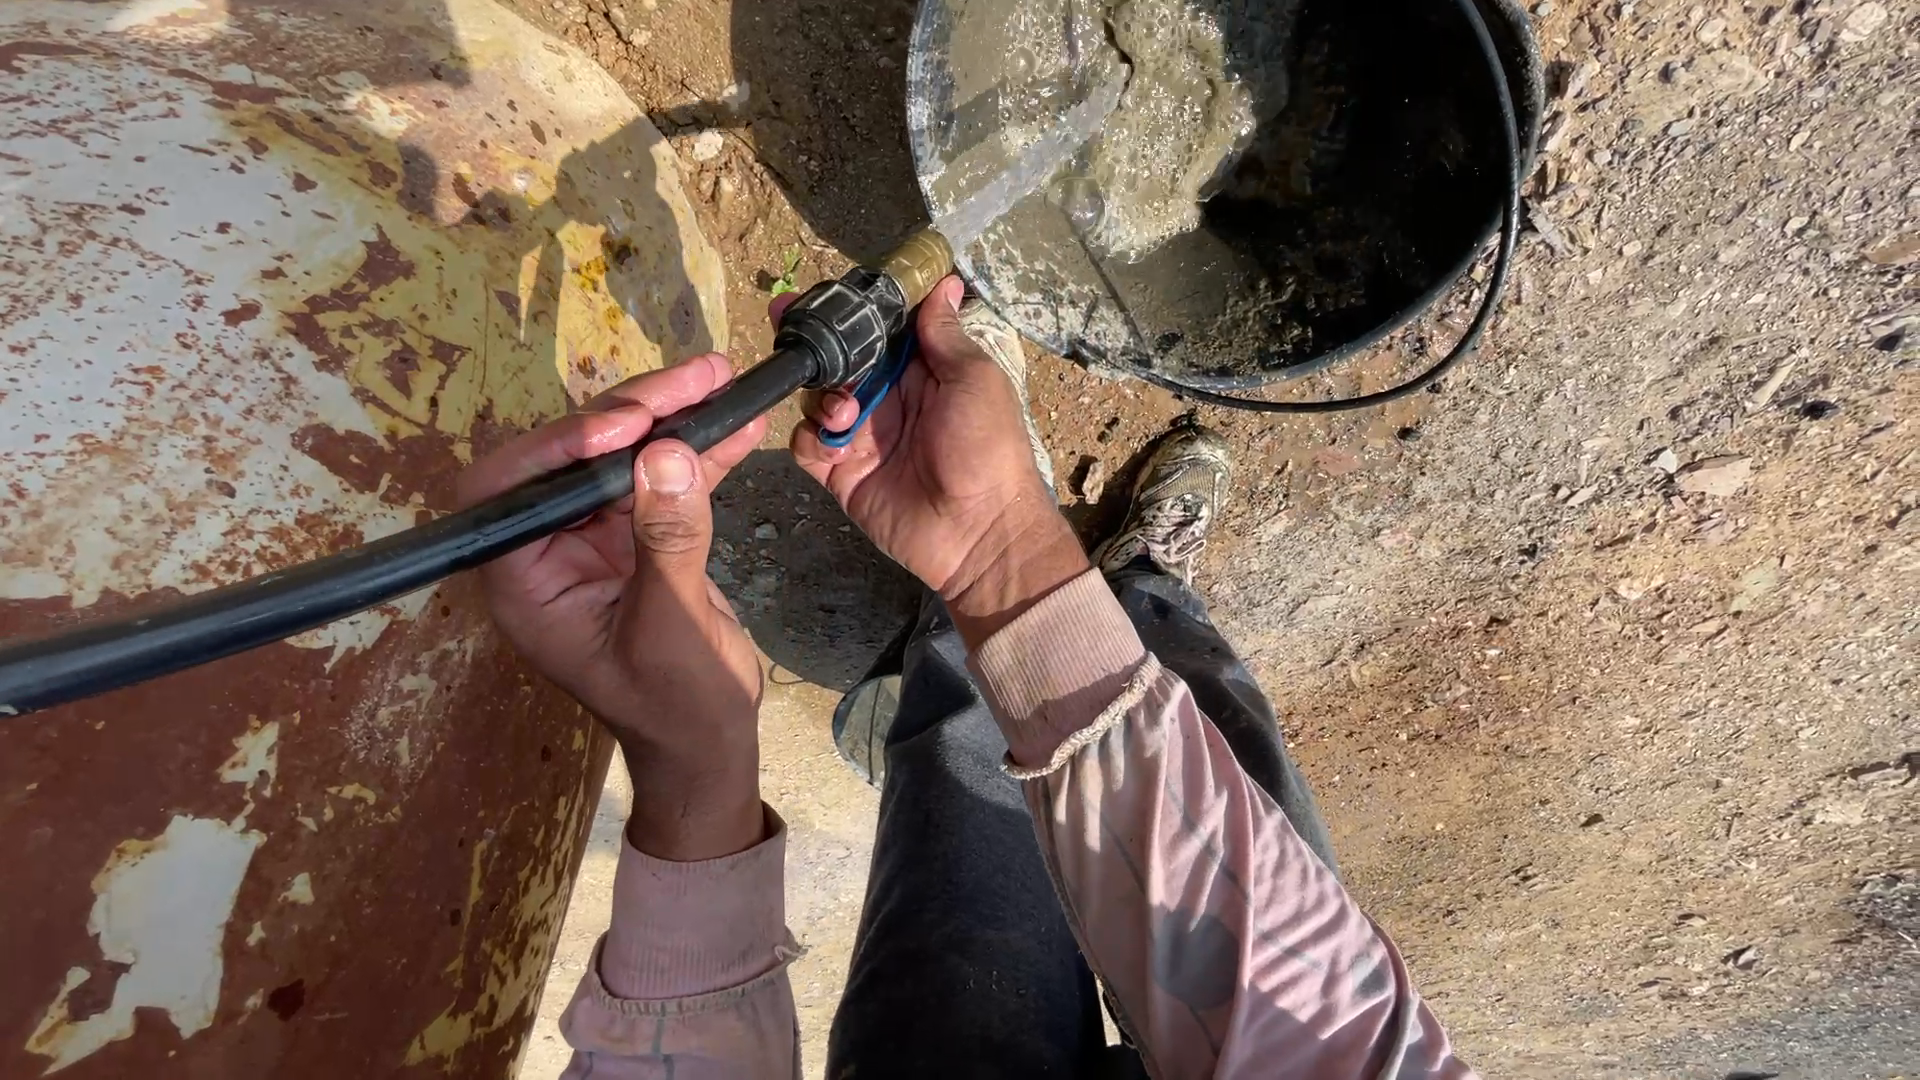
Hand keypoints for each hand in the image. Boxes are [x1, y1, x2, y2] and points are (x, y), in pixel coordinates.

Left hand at [457, 354, 770, 861]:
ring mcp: (602, 540)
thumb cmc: (678, 705)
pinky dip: (705, 453)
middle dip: (636, 413)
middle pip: (577, 458)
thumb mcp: (670, 629)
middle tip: (696, 378)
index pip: (512, 490)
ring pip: (628, 458)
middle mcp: (554, 549)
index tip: (628, 427)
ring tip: (721, 380)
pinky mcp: (646, 537)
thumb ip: (667, 542)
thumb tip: (668, 454)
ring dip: (675, 418)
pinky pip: (670, 481)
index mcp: (527, 580)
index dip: (559, 447)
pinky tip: (740, 423)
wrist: (711, 739)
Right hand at [789, 276, 1088, 645]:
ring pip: (816, 399)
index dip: (849, 312)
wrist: (979, 530)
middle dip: (814, 342)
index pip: (875, 332)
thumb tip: (945, 282)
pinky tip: (836, 448)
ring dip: (821, 397)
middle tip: (785, 320)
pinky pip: (807, 445)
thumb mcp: (975, 380)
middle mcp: (887, 399)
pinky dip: (811, 439)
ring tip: (845, 413)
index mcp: (921, 372)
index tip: (821, 293)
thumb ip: (944, 335)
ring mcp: (862, 437)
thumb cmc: (986, 446)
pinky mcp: (842, 474)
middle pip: (837, 361)